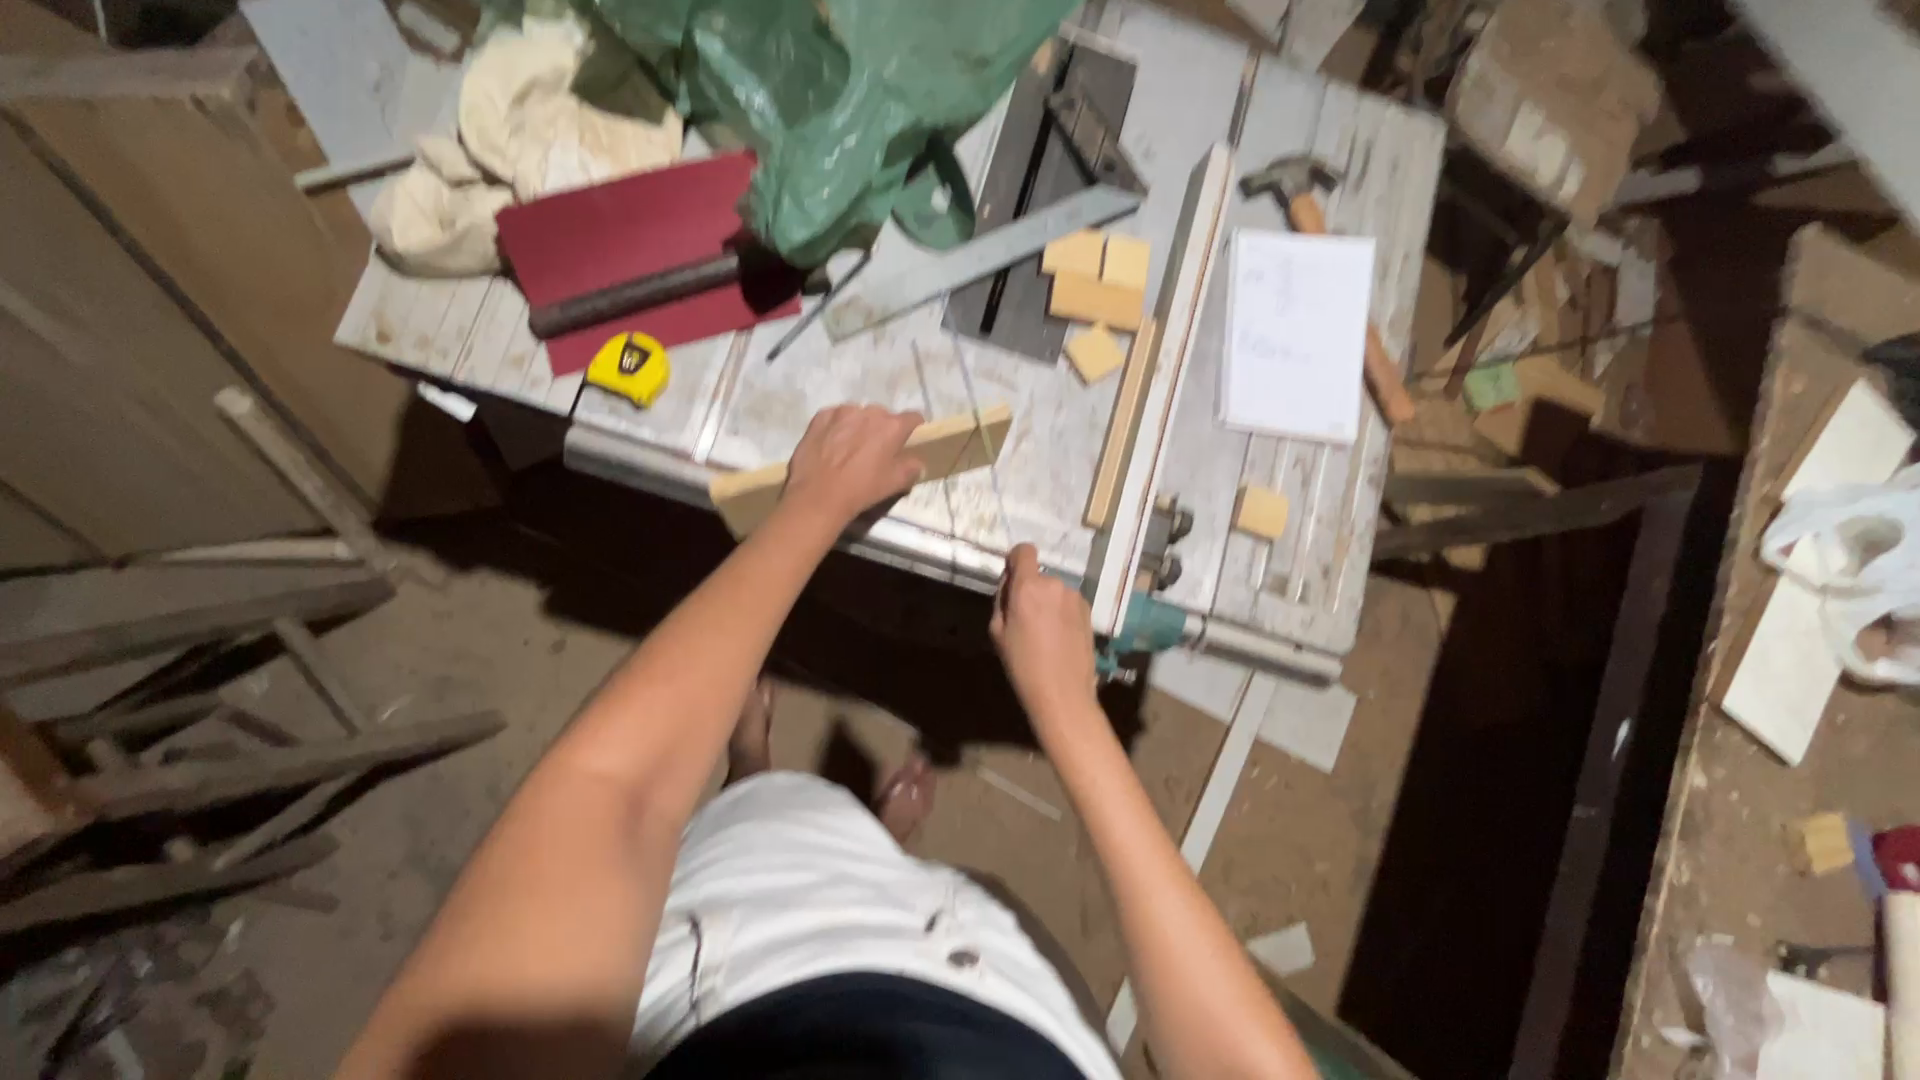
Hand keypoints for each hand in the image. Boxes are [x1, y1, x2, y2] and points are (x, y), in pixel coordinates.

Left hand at [781, 405, 926, 527]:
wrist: (818, 495)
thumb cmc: (861, 489)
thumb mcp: (895, 483)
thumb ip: (912, 468)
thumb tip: (917, 462)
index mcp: (892, 426)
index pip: (913, 417)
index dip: (913, 429)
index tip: (909, 441)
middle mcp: (869, 412)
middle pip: (883, 416)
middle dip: (883, 429)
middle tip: (876, 450)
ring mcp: (843, 411)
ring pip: (858, 414)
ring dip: (859, 426)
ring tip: (850, 447)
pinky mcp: (821, 416)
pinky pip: (836, 417)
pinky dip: (838, 427)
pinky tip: (832, 444)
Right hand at [990, 544, 1100, 732]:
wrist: (1062, 692)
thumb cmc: (1022, 664)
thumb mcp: (997, 631)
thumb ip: (1002, 598)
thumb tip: (1009, 583)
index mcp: (1028, 587)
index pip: (1024, 550)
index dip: (1015, 560)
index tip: (1012, 579)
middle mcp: (1055, 584)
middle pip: (1037, 576)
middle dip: (1030, 589)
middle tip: (1024, 619)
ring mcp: (1075, 597)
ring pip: (1053, 590)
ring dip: (1047, 602)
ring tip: (1044, 632)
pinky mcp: (1089, 611)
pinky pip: (1068, 602)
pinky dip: (1061, 612)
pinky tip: (1060, 637)